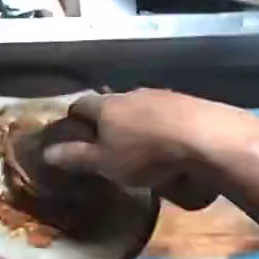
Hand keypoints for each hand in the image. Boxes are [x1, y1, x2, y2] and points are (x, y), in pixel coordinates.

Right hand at [42, 89, 258, 209]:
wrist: (211, 141)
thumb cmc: (147, 153)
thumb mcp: (105, 163)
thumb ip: (76, 157)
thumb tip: (47, 153)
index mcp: (106, 105)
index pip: (80, 105)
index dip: (74, 118)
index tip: (73, 133)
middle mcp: (132, 94)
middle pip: (113, 105)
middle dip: (110, 122)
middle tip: (111, 147)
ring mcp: (165, 96)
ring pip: (143, 109)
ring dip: (141, 126)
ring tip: (147, 151)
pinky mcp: (193, 104)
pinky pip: (171, 116)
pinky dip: (168, 130)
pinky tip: (177, 150)